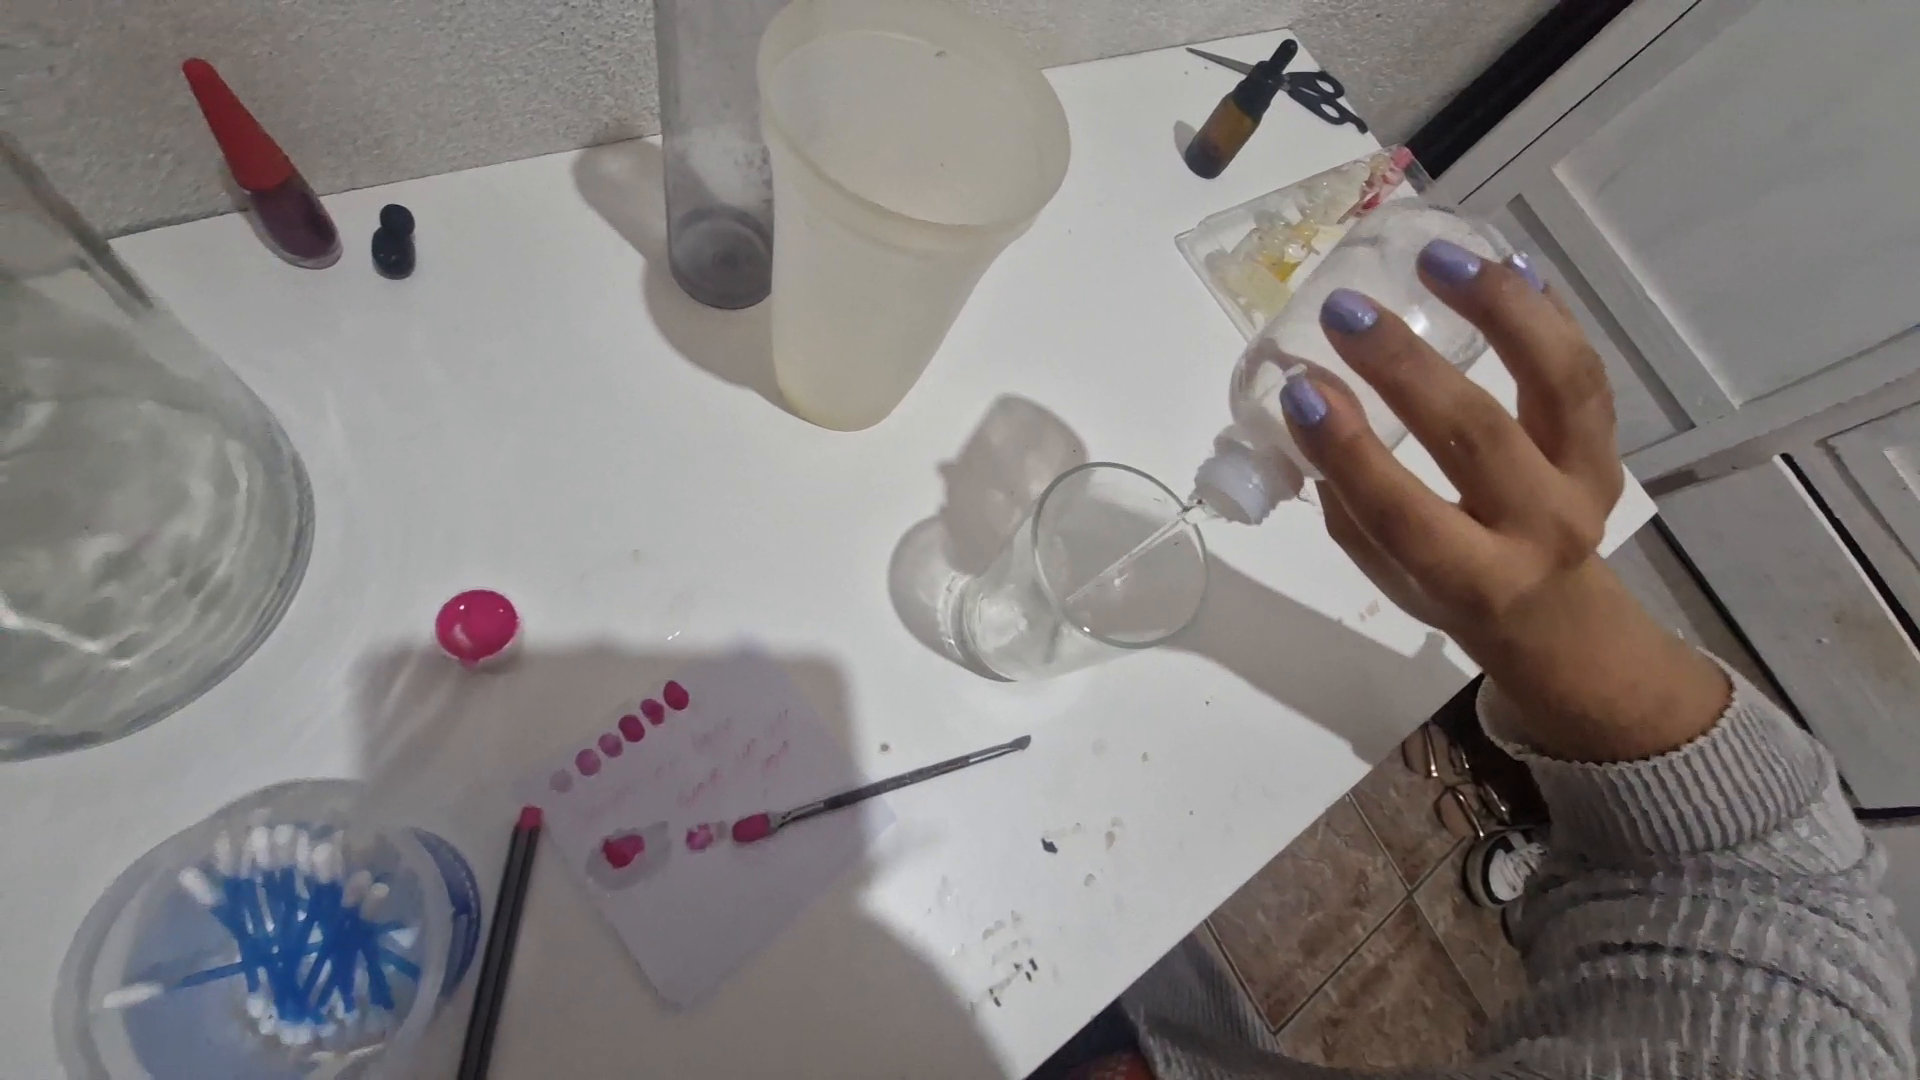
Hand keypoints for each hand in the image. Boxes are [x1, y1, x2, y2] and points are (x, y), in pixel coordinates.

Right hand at [1282, 240, 1727, 762]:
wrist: (1557, 620)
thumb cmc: (1447, 595)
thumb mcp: (1384, 573)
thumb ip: (1352, 501)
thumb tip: (1316, 407)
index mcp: (1468, 577)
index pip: (1400, 508)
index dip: (1348, 447)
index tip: (1300, 386)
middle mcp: (1538, 528)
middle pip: (1475, 434)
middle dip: (1403, 368)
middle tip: (1346, 312)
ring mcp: (1587, 478)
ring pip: (1559, 382)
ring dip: (1498, 310)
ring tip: (1439, 259)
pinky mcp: (1608, 444)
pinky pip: (1583, 371)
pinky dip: (1546, 313)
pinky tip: (1508, 264)